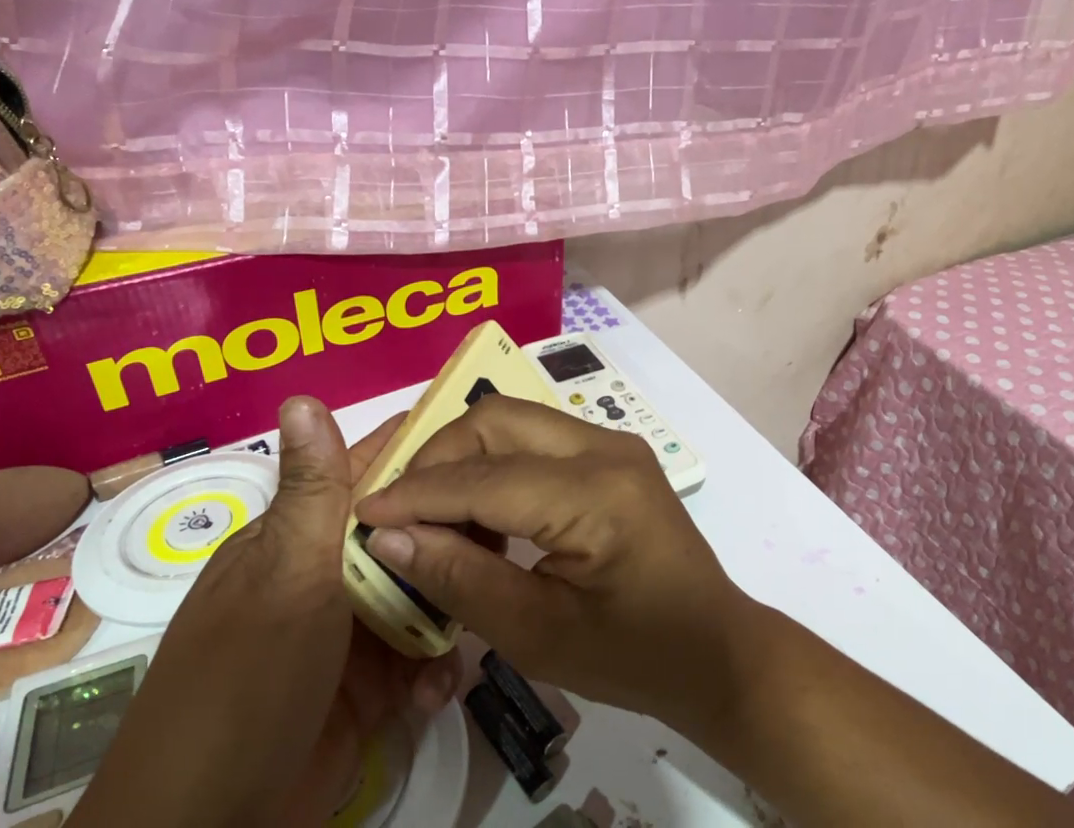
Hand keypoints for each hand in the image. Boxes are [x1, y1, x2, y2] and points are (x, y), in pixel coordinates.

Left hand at [70, 399, 458, 827]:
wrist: (208, 825)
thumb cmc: (247, 683)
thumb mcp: (287, 579)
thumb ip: (315, 493)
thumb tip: (303, 393)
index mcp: (298, 539)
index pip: (368, 474)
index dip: (424, 453)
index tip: (490, 439)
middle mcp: (324, 579)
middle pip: (406, 538)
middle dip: (453, 542)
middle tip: (508, 542)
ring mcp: (346, 638)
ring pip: (422, 600)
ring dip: (449, 615)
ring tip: (477, 626)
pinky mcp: (364, 691)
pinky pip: (418, 663)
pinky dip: (434, 673)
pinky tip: (436, 692)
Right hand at [352, 396, 753, 729]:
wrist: (713, 651)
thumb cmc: (632, 656)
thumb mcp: (538, 635)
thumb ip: (461, 578)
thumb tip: (388, 537)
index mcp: (595, 494)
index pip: (482, 478)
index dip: (415, 494)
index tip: (360, 515)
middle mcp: (605, 449)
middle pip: (496, 419)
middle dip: (437, 458)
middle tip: (400, 513)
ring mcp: (613, 445)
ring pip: (513, 420)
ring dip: (465, 458)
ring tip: (435, 519)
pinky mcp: (613, 455)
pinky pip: (536, 438)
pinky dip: (495, 465)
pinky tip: (480, 515)